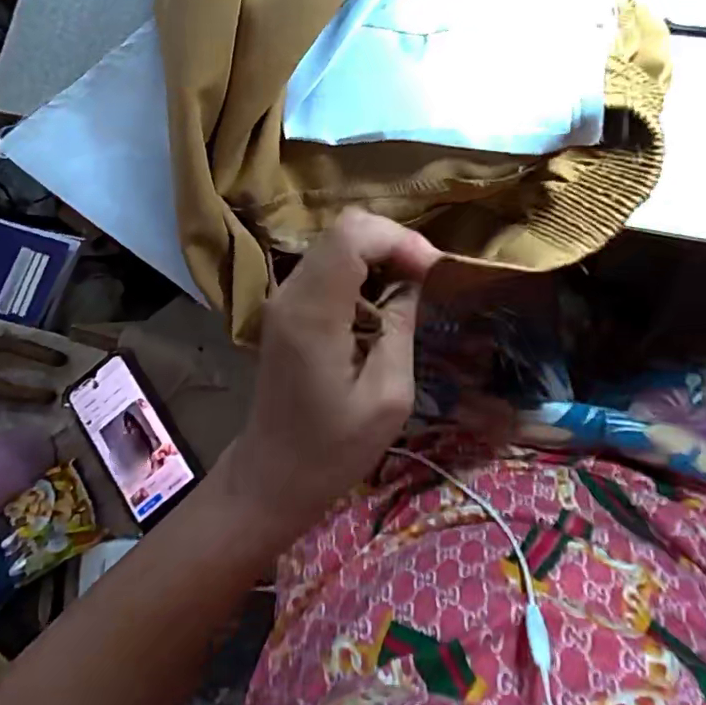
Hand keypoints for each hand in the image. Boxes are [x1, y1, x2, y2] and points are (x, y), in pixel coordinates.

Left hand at [218, 209, 441, 541]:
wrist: (272, 475)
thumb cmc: (333, 449)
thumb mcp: (388, 396)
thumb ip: (401, 325)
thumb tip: (414, 279)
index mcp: (313, 313)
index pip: (352, 236)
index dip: (399, 239)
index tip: (433, 271)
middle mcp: (291, 292)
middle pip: (344, 228)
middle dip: (394, 242)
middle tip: (428, 277)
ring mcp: (285, 297)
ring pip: (337, 242)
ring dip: (380, 254)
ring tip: (413, 287)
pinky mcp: (288, 307)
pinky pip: (330, 265)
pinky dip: (363, 268)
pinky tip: (384, 300)